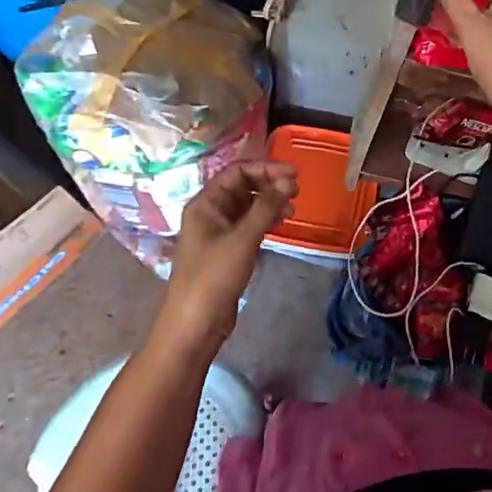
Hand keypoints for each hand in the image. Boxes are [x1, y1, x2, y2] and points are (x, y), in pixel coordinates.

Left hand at [160, 160, 298, 351]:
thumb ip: (265, 207)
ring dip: (270, 202)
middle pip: (242, 186)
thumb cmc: (213, 277)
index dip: (266, 168)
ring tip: (293, 208)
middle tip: (296, 190)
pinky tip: (282, 222)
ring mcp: (218, 231)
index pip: (236, 172)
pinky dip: (266, 219)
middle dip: (269, 184)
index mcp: (205, 203)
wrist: (195, 324)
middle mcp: (210, 212)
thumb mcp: (242, 239)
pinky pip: (249, 224)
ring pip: (247, 206)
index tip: (294, 173)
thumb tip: (287, 181)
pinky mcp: (228, 249)